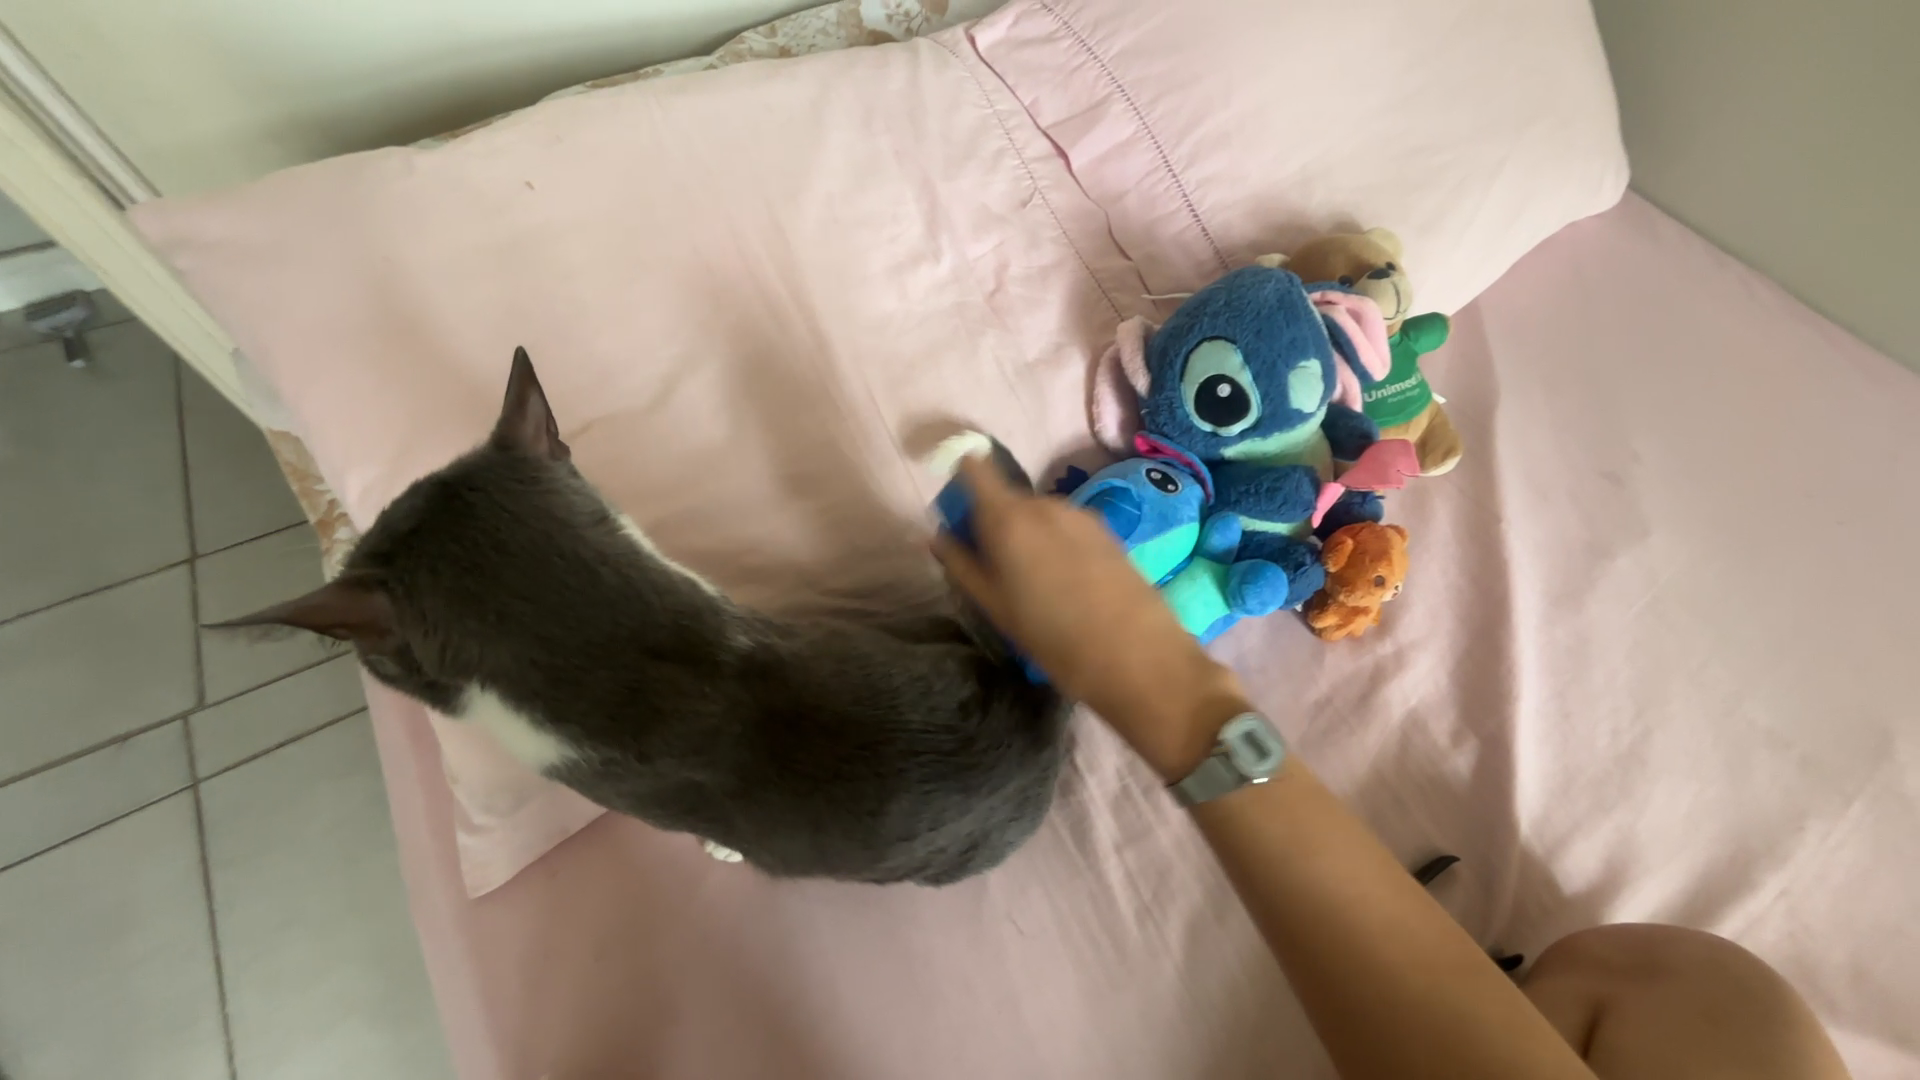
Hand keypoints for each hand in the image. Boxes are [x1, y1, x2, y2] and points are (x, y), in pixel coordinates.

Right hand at [932, 454, 1248, 778]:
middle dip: (994, 521)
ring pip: (1038, 514)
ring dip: (1027, 534)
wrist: (1138, 656)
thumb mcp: (995, 607)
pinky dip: (1054, 543)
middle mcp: (1044, 503)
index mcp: (1008, 517)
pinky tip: (1065, 584)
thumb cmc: (1052, 637)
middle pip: (1007, 497)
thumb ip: (961, 565)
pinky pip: (1065, 527)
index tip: (956, 510)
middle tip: (993, 567)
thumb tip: (938, 535)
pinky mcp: (1107, 531)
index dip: (961, 478)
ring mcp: (1080, 514)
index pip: (975, 469)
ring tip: (1033, 583)